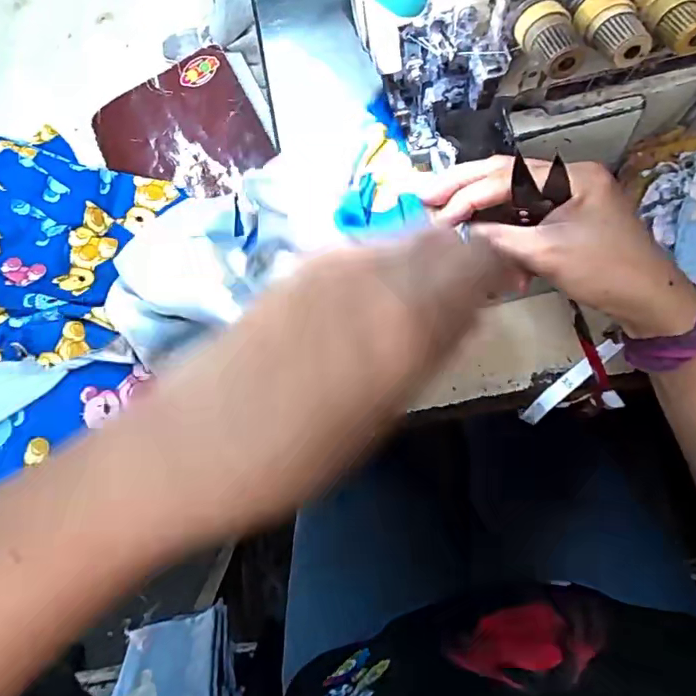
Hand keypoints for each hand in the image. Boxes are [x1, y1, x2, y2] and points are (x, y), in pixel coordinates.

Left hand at [124, 226, 511, 539]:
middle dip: (464, 257)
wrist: (190, 442)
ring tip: (421, 299)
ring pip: (400, 240)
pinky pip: (362, 251)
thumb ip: (431, 351)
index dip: (498, 266)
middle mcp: (370, 271)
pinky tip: (372, 301)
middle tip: (468, 292)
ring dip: (424, 258)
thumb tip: (469, 313)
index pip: (477, 259)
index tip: (505, 285)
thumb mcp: (383, 415)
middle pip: (440, 239)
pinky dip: (384, 264)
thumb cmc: (294, 457)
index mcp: (404, 316)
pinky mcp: (297, 266)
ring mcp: (329, 262)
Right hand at [418, 156, 695, 337]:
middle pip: (506, 175)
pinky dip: (502, 230)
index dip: (468, 195)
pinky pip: (524, 217)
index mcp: (571, 176)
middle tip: (425, 194)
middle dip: (464, 187)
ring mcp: (566, 197)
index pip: (507, 176)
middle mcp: (567, 178)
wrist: (652, 301)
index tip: (438, 215)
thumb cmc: (607, 272)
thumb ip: (501, 237)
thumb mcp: (549, 254)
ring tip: (443, 215)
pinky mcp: (564, 218)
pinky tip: (482, 242)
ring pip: (511, 196)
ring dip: (480, 210)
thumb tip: (463, 231)